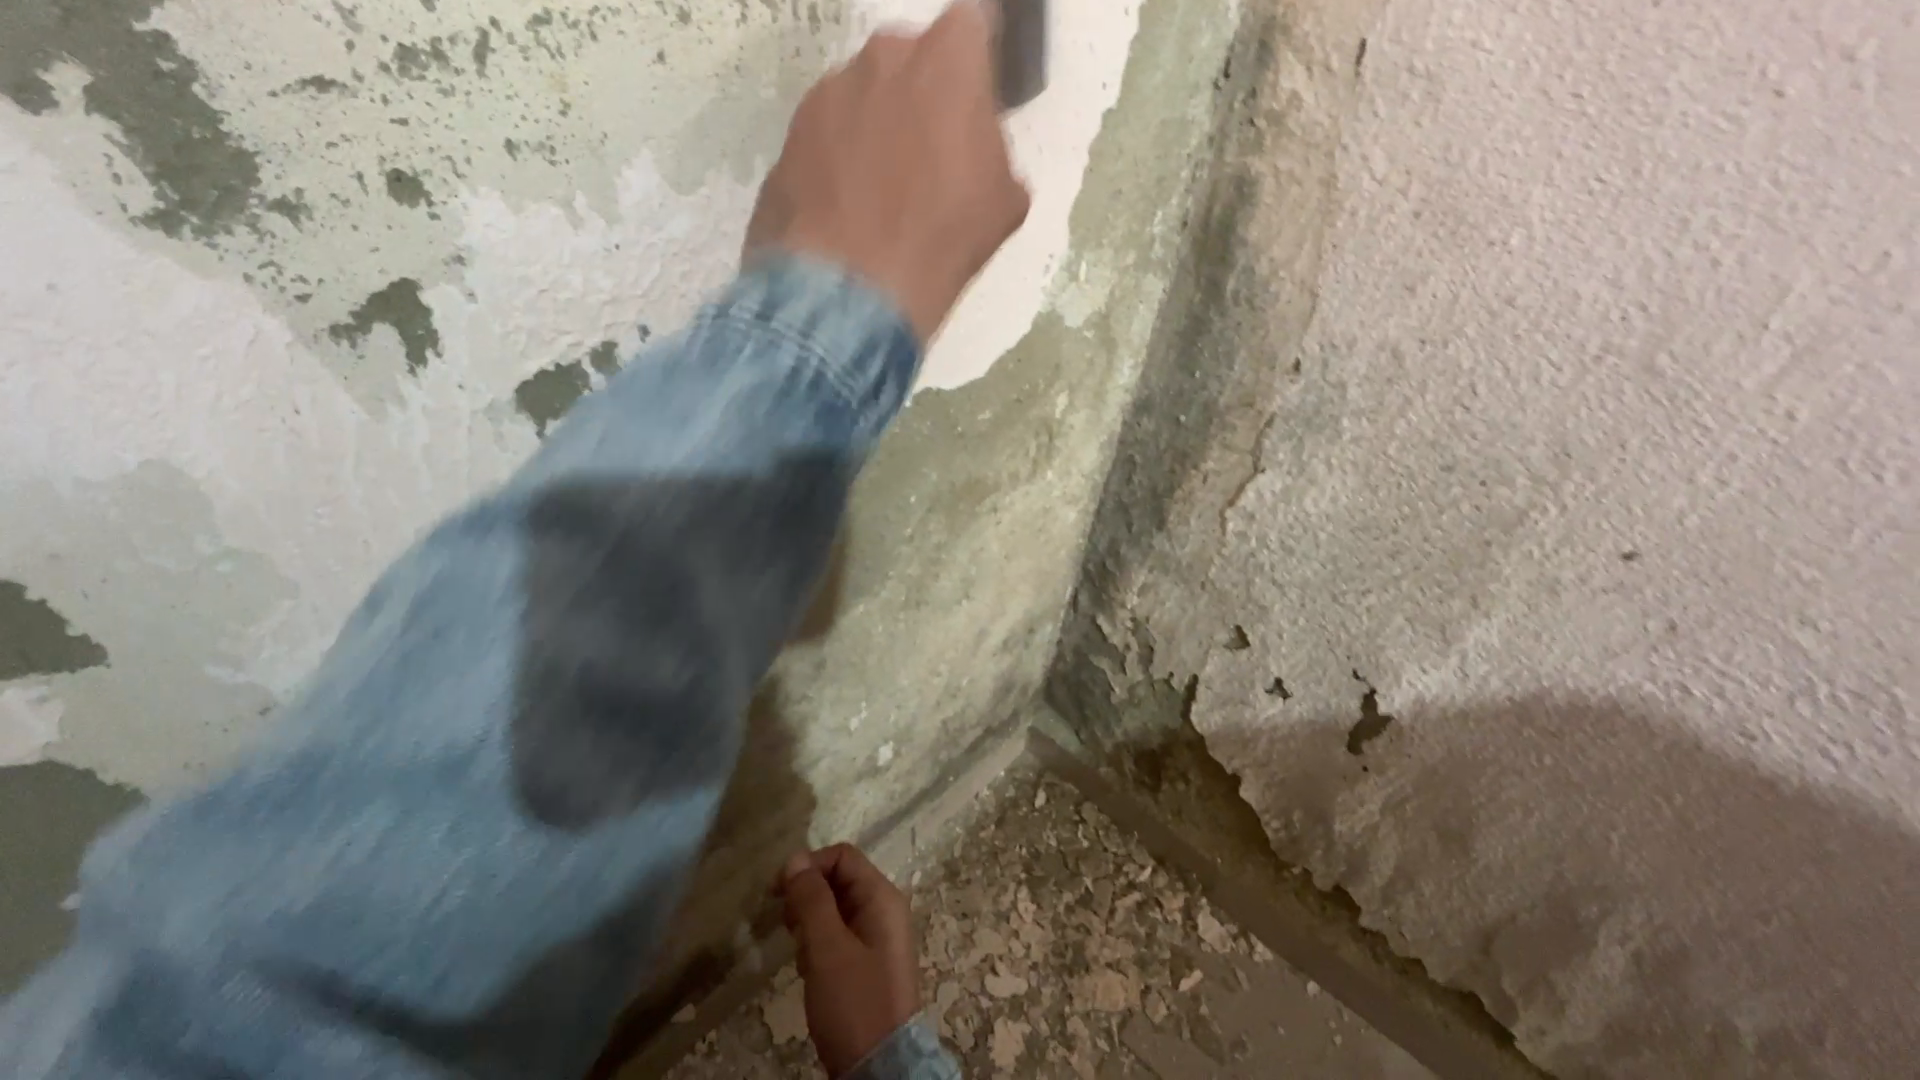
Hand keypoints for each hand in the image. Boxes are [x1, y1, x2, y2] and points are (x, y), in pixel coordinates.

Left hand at [744, 1, 1031, 343]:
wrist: (848, 294)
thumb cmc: (940, 242)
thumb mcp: (1003, 203)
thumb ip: (994, 151)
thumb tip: (974, 152)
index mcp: (947, 60)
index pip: (973, 24)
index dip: (976, 62)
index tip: (976, 98)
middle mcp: (881, 56)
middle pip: (911, 59)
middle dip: (922, 95)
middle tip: (929, 157)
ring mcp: (826, 93)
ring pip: (863, 96)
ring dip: (875, 127)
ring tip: (879, 195)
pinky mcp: (787, 134)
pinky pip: (825, 135)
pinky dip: (837, 159)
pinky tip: (845, 210)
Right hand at [779, 844, 922, 1077]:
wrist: (879, 1067)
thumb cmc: (854, 1001)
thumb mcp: (827, 948)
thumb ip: (811, 899)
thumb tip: (794, 858)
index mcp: (882, 897)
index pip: (843, 856)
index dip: (808, 866)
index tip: (778, 892)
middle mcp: (884, 909)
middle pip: (838, 880)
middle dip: (807, 898)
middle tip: (788, 927)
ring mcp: (878, 936)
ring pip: (835, 909)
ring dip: (810, 924)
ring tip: (802, 955)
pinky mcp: (868, 961)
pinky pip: (838, 936)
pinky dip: (819, 946)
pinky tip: (810, 971)